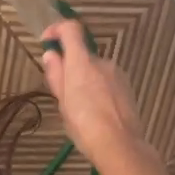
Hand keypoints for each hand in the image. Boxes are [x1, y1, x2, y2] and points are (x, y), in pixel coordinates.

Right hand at [40, 21, 147, 165]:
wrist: (119, 144)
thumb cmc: (84, 125)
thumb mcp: (63, 102)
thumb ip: (56, 75)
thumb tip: (50, 54)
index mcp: (81, 63)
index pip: (71, 30)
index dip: (57, 29)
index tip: (47, 40)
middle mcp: (101, 62)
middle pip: (82, 56)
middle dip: (70, 69)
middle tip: (62, 94)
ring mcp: (117, 73)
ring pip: (95, 70)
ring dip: (85, 81)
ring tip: (80, 109)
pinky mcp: (127, 87)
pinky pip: (107, 81)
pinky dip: (98, 90)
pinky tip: (96, 112)